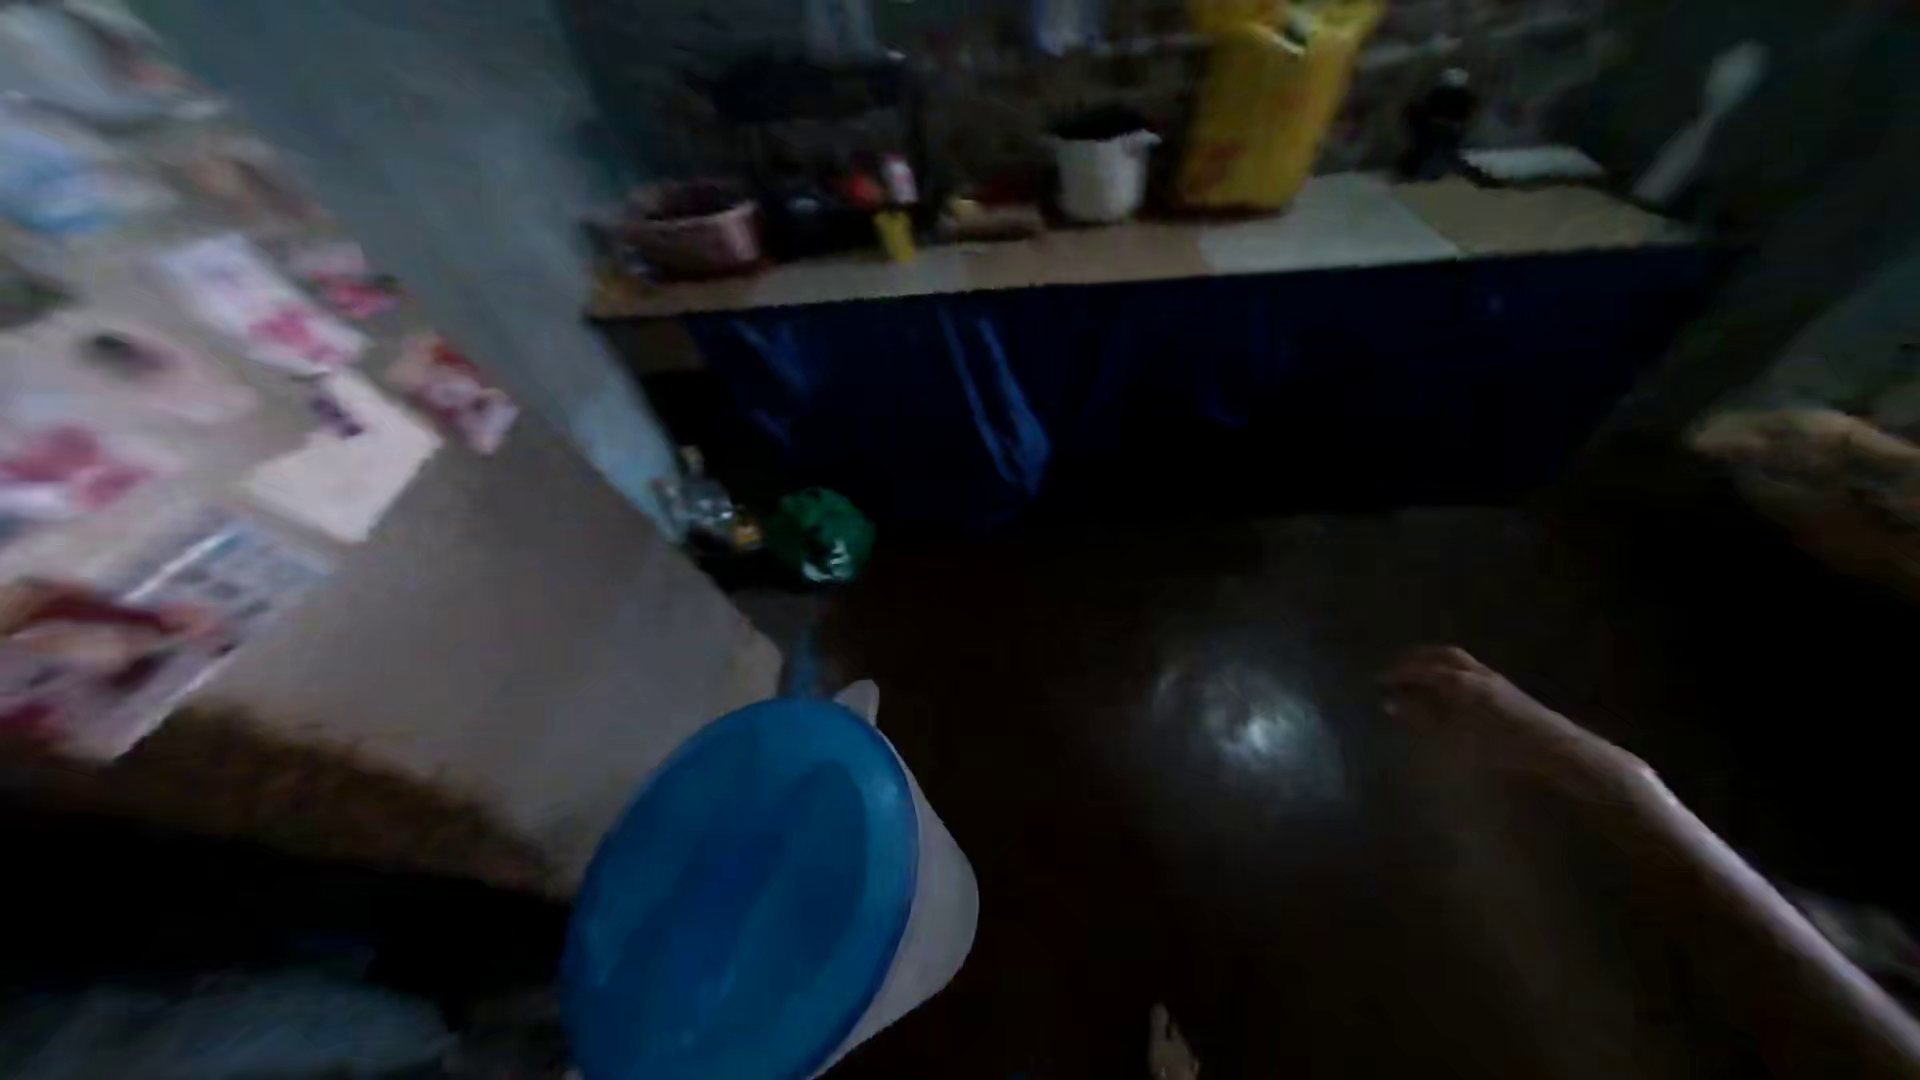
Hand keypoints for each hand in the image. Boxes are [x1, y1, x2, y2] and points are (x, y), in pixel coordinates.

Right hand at [1382, 646, 1659, 803]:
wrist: (1560, 754)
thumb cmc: (1498, 748)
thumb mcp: (1449, 737)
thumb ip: (1419, 718)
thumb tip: (1389, 702)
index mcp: (1456, 681)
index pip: (1418, 669)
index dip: (1396, 672)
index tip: (1379, 679)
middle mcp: (1475, 673)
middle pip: (1441, 654)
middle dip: (1417, 657)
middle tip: (1398, 666)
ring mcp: (1496, 680)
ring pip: (1460, 660)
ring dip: (1437, 661)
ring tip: (1422, 673)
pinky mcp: (1511, 691)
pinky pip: (1473, 669)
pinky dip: (1454, 670)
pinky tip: (1452, 687)